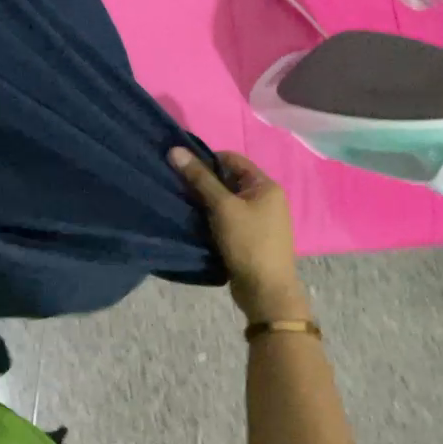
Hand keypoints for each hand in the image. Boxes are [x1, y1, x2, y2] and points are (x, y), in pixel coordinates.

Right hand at [170, 147, 308, 322]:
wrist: (266, 293)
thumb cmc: (248, 243)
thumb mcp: (222, 207)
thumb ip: (199, 178)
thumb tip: (175, 150)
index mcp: (266, 186)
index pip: (232, 159)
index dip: (206, 160)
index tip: (183, 169)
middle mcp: (267, 199)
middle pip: (229, 179)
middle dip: (205, 182)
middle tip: (180, 187)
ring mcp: (261, 219)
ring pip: (227, 200)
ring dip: (207, 201)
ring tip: (185, 204)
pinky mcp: (252, 237)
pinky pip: (229, 217)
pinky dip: (213, 217)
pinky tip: (197, 222)